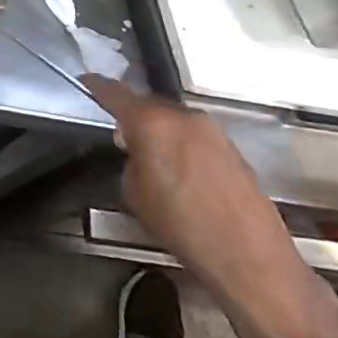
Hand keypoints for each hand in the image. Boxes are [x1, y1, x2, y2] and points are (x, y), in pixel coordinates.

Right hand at [81, 74, 300, 290]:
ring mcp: (213, 131)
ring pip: (175, 121)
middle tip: (123, 136)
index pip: (116, 93)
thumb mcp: (135, 193)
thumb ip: (130, 160)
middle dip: (134, 116)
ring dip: (162, 132)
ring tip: (155, 159)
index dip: (98, 86)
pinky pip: (197, 138)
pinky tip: (184, 174)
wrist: (250, 257)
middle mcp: (184, 117)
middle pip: (149, 104)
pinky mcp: (234, 150)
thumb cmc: (181, 225)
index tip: (87, 81)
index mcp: (152, 122)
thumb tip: (137, 151)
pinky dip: (184, 146)